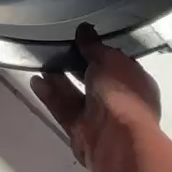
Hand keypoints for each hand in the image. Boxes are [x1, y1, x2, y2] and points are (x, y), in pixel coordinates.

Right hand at [33, 25, 171, 171]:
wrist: (116, 141)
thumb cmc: (121, 94)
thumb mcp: (109, 59)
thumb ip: (94, 45)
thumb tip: (85, 30)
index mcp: (135, 83)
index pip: (116, 62)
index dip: (99, 49)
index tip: (80, 36)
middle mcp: (120, 102)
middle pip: (93, 79)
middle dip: (75, 64)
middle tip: (55, 46)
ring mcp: (100, 119)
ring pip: (75, 95)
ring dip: (58, 79)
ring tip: (39, 60)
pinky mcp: (81, 132)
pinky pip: (64, 109)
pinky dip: (50, 96)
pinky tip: (35, 81)